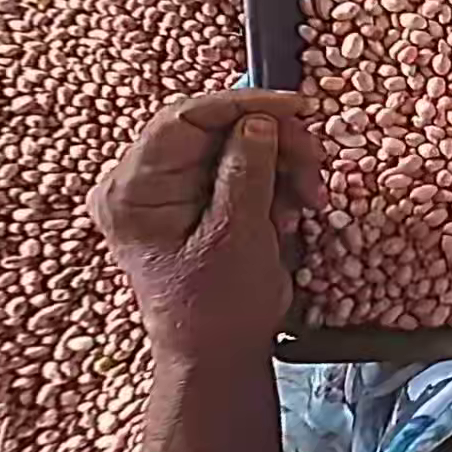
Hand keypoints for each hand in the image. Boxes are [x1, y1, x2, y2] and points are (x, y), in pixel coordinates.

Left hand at [89, 91, 324, 366]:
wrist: (222, 347)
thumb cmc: (218, 303)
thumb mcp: (236, 237)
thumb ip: (246, 174)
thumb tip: (259, 120)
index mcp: (136, 190)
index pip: (183, 119)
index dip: (242, 103)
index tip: (297, 107)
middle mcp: (151, 181)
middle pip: (220, 128)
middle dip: (277, 141)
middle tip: (315, 162)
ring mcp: (182, 189)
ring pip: (245, 144)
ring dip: (288, 164)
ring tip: (311, 199)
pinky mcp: (212, 197)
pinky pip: (255, 167)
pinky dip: (285, 180)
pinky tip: (297, 208)